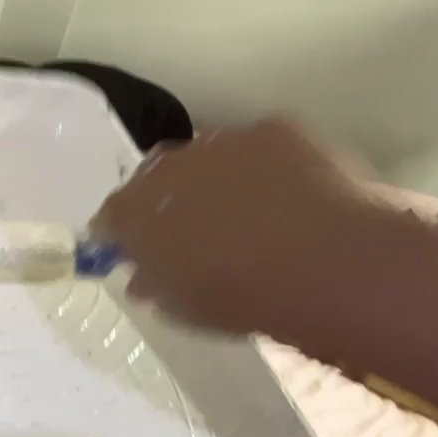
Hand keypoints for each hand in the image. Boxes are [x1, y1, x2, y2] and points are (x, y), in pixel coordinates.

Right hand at [91, 117, 391, 334]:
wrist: (327, 264)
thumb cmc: (240, 296)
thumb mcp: (181, 307)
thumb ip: (153, 285)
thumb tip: (142, 277)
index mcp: (131, 211)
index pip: (110, 216)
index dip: (122, 234)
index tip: (137, 252)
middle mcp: (164, 167)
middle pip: (155, 179)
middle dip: (166, 199)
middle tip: (193, 230)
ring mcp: (218, 143)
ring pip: (205, 157)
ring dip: (214, 178)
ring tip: (247, 212)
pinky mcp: (274, 129)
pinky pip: (259, 147)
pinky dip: (266, 166)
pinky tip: (289, 195)